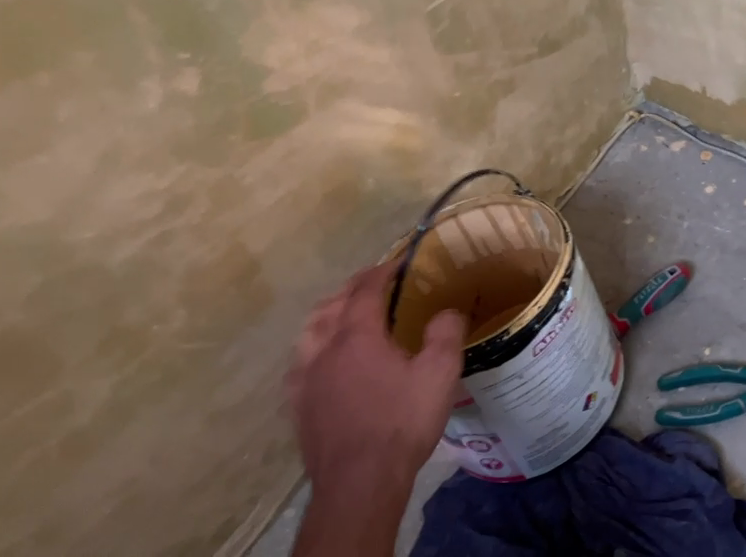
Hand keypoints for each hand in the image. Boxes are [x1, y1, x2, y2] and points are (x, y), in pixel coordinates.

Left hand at [287, 262, 466, 496]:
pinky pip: (299, 365)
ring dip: (325, 316)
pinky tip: (322, 361)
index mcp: (357, 338)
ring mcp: (305, 382)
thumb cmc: (402, 421)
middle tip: (370, 282)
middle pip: (329, 308)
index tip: (396, 263)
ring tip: (341, 313)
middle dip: (349, 290)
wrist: (360, 483)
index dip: (380, 273)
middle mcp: (324, 352)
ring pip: (307, 335)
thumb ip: (445, 334)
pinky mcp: (299, 409)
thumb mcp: (440, 372)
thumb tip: (446, 312)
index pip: (364, 293)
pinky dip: (312, 348)